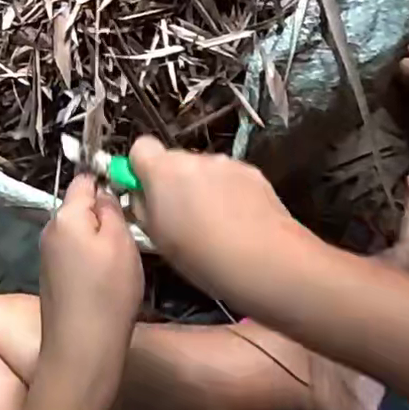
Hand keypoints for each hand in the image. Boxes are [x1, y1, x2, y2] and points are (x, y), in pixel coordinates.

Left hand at [38, 175, 142, 373]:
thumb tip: (102, 193)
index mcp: (65, 214)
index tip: (127, 197)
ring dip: (97, 239)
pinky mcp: (51, 277)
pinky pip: (73, 254)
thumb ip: (111, 209)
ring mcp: (47, 254)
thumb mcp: (121, 242)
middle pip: (79, 207)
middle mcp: (50, 229)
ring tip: (120, 261)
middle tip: (129, 235)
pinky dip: (89, 260)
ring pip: (78, 232)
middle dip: (102, 215)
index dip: (105, 183)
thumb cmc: (107, 291)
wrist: (81, 348)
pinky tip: (105, 279)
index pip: (83, 181)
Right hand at [128, 137, 328, 305]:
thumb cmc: (203, 256)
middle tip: (178, 216)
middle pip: (173, 161)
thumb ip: (143, 207)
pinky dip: (227, 193)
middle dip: (172, 181)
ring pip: (202, 171)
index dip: (139, 167)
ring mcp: (226, 163)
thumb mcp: (156, 237)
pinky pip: (228, 178)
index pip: (140, 146)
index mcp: (162, 170)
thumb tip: (141, 194)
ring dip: (201, 188)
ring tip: (212, 225)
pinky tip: (236, 222)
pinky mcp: (253, 173)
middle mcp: (194, 158)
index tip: (143, 190)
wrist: (269, 263)